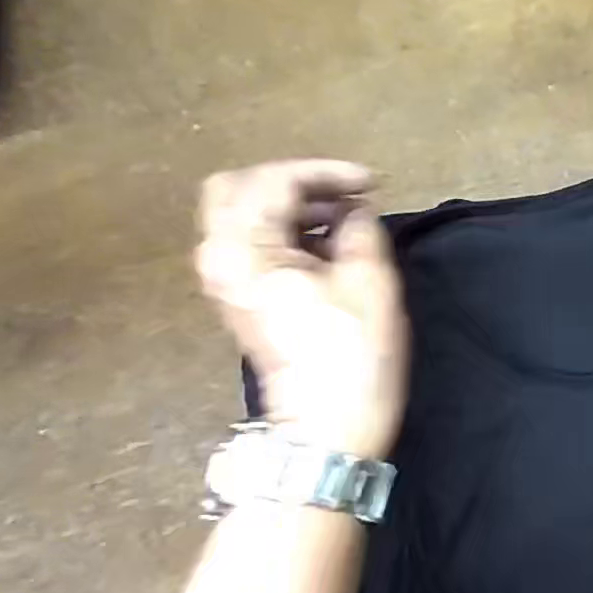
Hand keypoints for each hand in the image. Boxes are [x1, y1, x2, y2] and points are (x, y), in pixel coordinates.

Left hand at [195, 160, 406, 460]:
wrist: (329, 419)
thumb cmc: (353, 350)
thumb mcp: (371, 281)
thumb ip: (360, 230)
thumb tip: (355, 211)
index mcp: (247, 252)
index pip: (271, 183)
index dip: (324, 173)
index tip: (371, 183)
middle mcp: (221, 259)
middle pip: (238, 190)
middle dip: (296, 182)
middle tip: (346, 193)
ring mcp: (226, 280)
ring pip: (242, 215)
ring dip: (293, 206)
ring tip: (347, 217)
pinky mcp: (242, 297)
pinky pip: (252, 242)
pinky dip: (287, 230)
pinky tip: (329, 243)